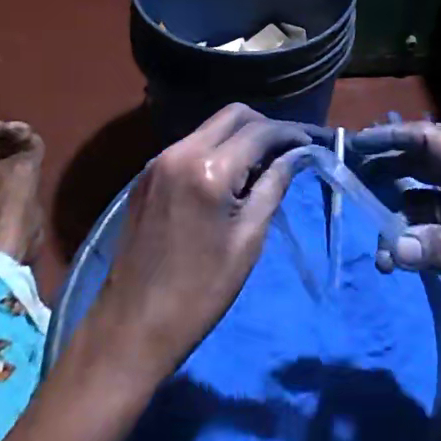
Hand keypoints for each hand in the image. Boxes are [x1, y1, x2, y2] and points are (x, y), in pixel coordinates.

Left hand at [71, 104, 311, 382]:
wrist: (131, 325)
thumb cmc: (200, 291)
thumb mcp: (248, 241)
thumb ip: (273, 187)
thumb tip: (295, 156)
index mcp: (209, 170)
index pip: (259, 131)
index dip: (289, 133)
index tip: (309, 144)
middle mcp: (181, 152)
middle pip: (233, 115)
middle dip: (264, 126)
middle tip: (286, 151)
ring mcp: (158, 161)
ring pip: (209, 127)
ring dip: (238, 136)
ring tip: (259, 167)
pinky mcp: (146, 175)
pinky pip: (190, 145)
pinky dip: (214, 149)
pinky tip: (226, 179)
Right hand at [351, 121, 440, 331]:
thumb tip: (392, 249)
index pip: (425, 139)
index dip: (389, 136)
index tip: (355, 144)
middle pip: (418, 165)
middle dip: (384, 170)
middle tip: (350, 183)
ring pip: (423, 199)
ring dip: (396, 213)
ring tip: (373, 237)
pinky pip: (435, 229)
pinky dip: (415, 239)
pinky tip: (399, 260)